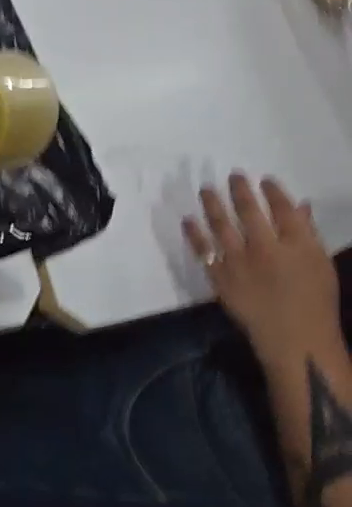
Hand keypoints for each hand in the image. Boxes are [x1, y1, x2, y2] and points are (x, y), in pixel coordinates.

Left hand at [183, 173, 344, 369]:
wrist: (291, 331)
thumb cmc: (314, 297)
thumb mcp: (319, 262)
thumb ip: (306, 233)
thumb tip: (299, 206)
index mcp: (300, 245)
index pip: (284, 211)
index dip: (272, 192)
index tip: (263, 179)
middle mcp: (267, 249)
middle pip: (250, 213)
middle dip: (240, 191)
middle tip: (231, 175)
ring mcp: (239, 261)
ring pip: (222, 226)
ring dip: (212, 205)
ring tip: (206, 190)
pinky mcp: (218, 274)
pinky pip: (202, 249)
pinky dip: (194, 233)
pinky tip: (187, 220)